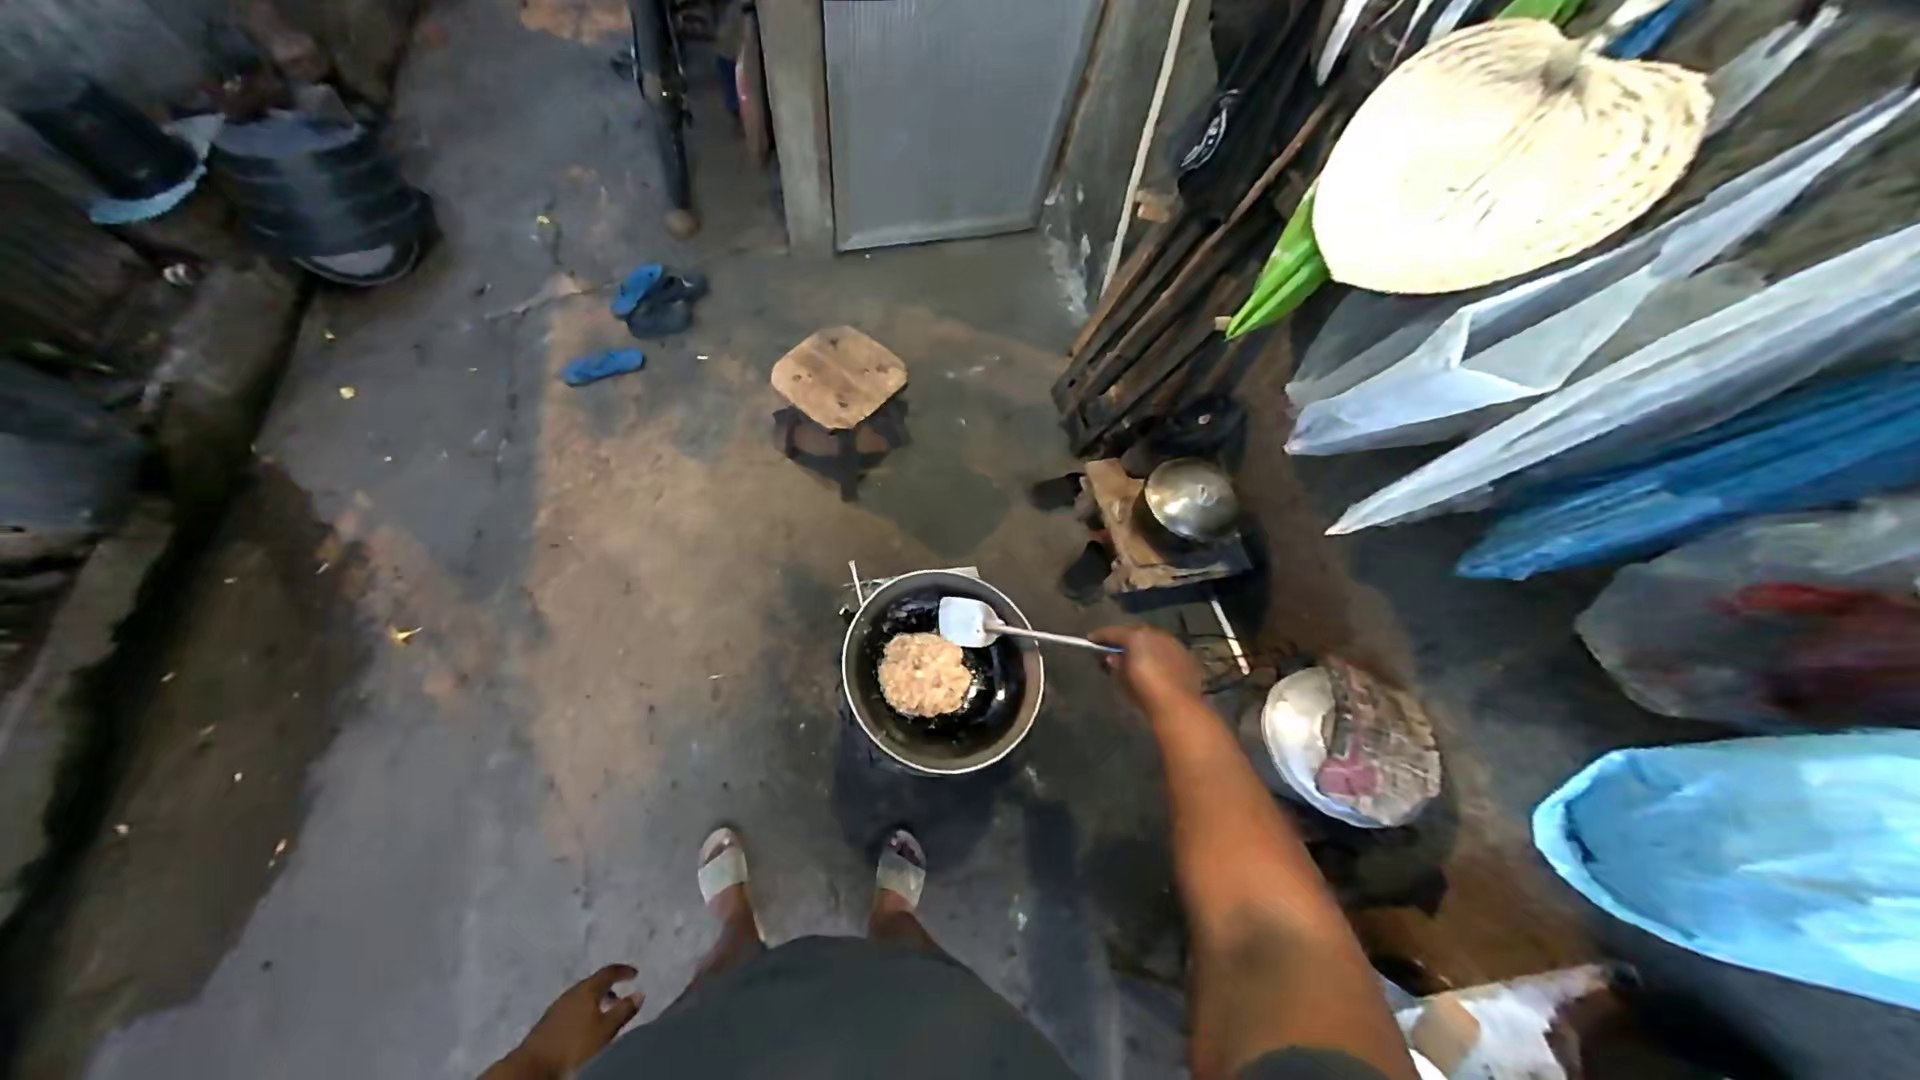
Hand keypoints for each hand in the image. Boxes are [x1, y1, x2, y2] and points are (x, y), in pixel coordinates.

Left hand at [490, 964, 642, 1079]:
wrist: (531, 1067)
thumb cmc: (573, 1045)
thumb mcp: (605, 1030)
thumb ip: (624, 1010)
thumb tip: (640, 993)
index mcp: (587, 988)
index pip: (609, 971)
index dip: (623, 970)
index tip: (635, 973)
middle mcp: (572, 992)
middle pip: (594, 983)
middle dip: (609, 986)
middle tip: (620, 994)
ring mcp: (557, 1006)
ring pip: (581, 996)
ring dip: (595, 1000)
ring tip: (604, 1012)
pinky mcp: (547, 1022)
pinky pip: (571, 1007)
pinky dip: (583, 1009)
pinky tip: (584, 1025)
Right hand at [1089, 625, 1204, 712]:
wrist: (1177, 705)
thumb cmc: (1143, 691)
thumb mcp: (1122, 679)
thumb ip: (1116, 664)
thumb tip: (1113, 657)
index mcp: (1136, 636)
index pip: (1113, 632)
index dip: (1100, 636)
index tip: (1091, 639)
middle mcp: (1155, 634)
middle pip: (1135, 633)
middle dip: (1124, 639)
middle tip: (1114, 648)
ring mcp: (1173, 643)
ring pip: (1153, 640)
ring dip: (1143, 646)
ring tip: (1135, 656)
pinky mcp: (1186, 655)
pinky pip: (1166, 650)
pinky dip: (1158, 654)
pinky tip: (1155, 665)